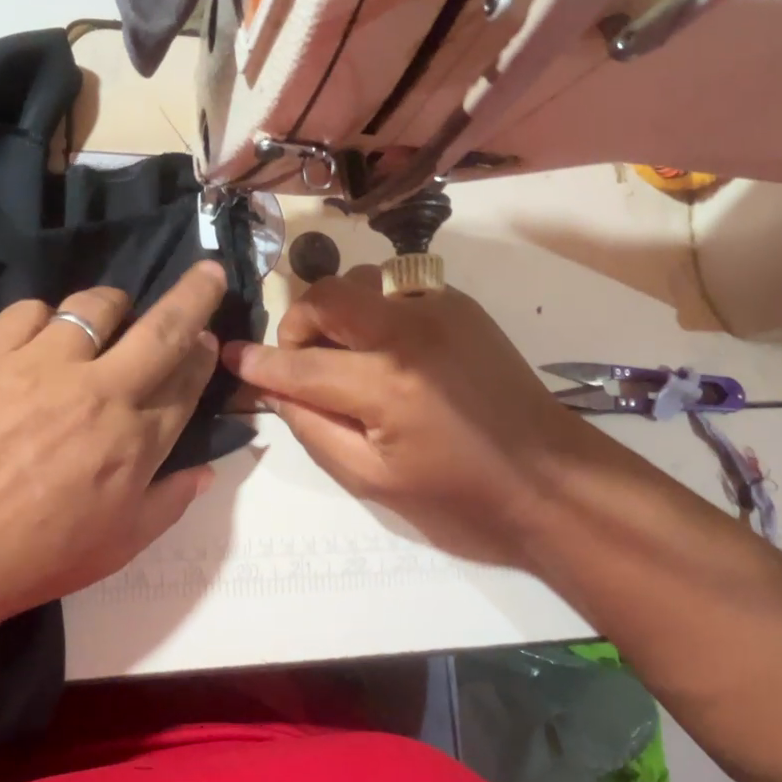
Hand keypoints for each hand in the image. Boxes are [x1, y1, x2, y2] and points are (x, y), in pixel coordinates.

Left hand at [0, 261, 227, 627]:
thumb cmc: (37, 558)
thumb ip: (169, 503)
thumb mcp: (120, 546)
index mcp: (136, 441)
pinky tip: (42, 334)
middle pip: (162, 330)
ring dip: (114, 304)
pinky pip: (27, 312)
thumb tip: (207, 471)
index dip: (203, 356)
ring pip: (94, 307)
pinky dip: (44, 316)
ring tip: (112, 313)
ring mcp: (42, 367)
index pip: (186, 382)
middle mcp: (100, 392)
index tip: (209, 339)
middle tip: (207, 273)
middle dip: (194, 296)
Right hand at [222, 266, 599, 565]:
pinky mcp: (462, 307)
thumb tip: (277, 391)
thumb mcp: (374, 481)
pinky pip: (398, 291)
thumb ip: (315, 430)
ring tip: (345, 357)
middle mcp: (409, 331)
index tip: (231, 359)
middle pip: (326, 296)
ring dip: (337, 314)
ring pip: (361, 282)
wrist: (550, 479)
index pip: (300, 365)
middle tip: (298, 361)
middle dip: (297, 324)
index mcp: (384, 385)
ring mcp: (440, 311)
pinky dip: (377, 314)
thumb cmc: (460, 498)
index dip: (259, 365)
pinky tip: (389, 355)